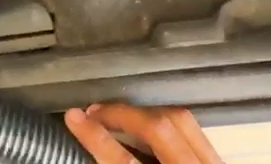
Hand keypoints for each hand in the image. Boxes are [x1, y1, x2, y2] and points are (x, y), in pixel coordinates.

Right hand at [64, 104, 224, 163]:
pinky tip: (152, 128)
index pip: (125, 162)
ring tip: (119, 115)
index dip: (97, 137)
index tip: (74, 118)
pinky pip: (196, 132)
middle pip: (160, 126)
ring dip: (146, 112)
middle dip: (123, 113)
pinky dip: (170, 123)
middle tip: (94, 112)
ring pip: (183, 120)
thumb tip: (100, 148)